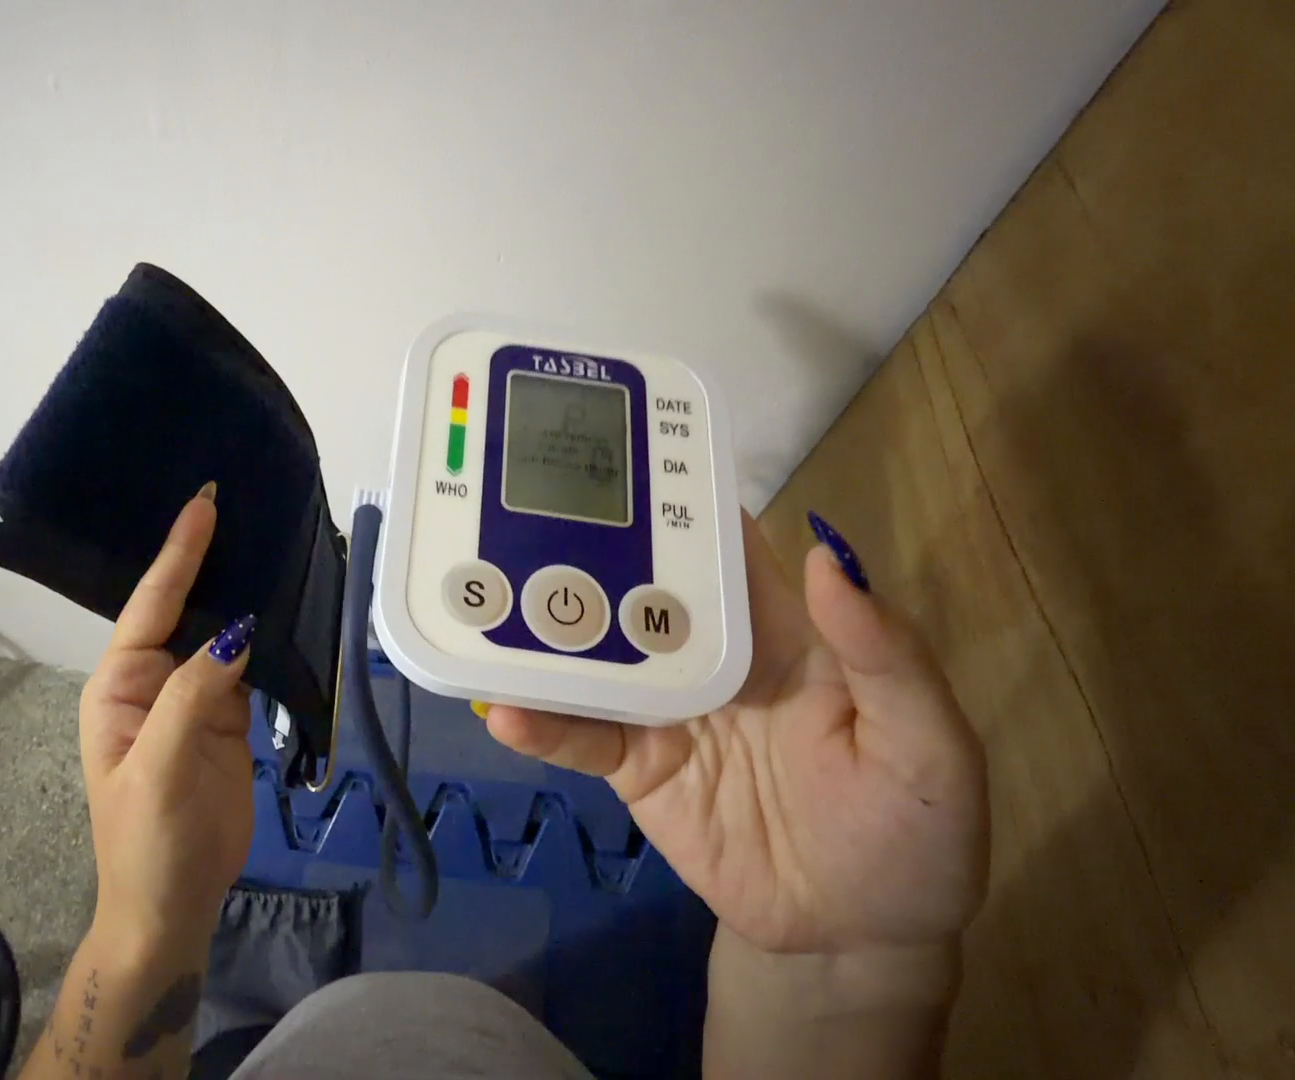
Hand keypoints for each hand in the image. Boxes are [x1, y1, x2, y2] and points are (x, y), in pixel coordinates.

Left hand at [78, 486, 255, 945]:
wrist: (176, 903)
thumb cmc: (148, 838)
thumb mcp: (160, 766)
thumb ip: (194, 696)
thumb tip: (238, 632)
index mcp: (120, 686)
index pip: (149, 607)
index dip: (176, 556)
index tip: (202, 507)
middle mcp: (155, 681)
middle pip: (185, 610)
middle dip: (208, 562)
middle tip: (238, 505)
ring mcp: (195, 698)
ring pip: (221, 634)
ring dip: (241, 594)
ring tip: (268, 543)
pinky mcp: (229, 718)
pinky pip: (249, 667)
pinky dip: (266, 638)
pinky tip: (284, 606)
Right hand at [485, 513, 987, 955]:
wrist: (848, 937)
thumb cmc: (910, 834)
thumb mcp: (927, 747)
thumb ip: (884, 656)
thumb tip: (825, 555)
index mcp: (777, 631)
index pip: (720, 550)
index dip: (677, 502)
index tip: (617, 458)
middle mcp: (706, 655)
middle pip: (635, 591)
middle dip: (581, 554)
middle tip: (512, 518)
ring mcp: (660, 708)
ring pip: (592, 657)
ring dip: (542, 637)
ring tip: (482, 610)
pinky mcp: (632, 763)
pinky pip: (580, 737)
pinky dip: (542, 724)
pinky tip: (504, 711)